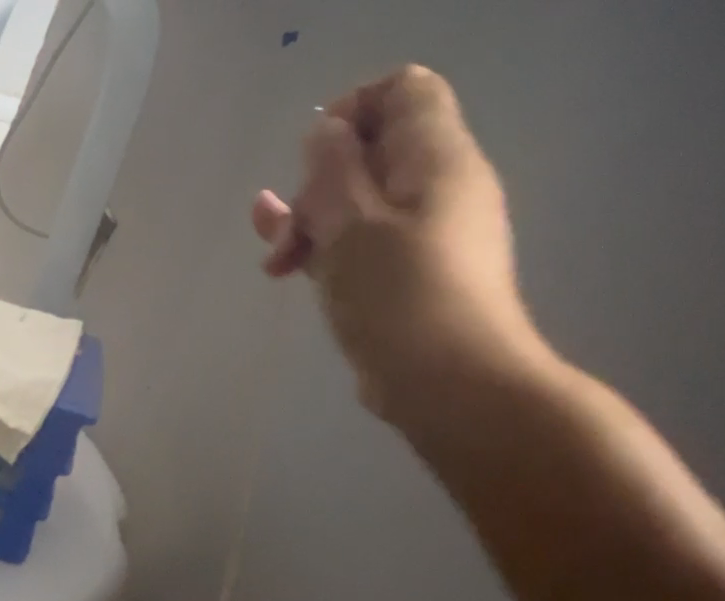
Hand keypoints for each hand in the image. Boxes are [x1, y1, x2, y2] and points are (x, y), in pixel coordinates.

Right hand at [253, 65, 542, 416]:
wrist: (449, 383)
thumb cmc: (398, 296)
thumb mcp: (351, 223)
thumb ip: (332, 168)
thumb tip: (325, 133)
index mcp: (435, 158)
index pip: (401, 92)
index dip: (349, 112)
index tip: (310, 160)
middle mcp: (439, 187)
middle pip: (371, 153)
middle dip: (317, 183)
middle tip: (293, 233)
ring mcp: (426, 236)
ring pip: (359, 205)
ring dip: (312, 224)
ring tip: (276, 262)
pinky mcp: (410, 278)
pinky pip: (363, 244)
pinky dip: (326, 249)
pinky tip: (285, 265)